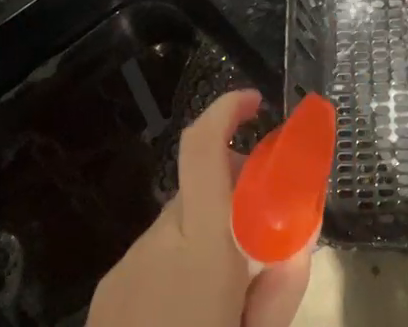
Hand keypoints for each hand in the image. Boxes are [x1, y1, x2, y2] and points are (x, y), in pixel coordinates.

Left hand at [88, 90, 312, 326]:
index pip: (202, 151)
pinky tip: (188, 310)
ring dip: (207, 234)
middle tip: (266, 222)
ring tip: (227, 289)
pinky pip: (154, 256)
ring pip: (177, 225)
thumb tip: (299, 239)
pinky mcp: (108, 288)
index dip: (225, 111)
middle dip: (234, 187)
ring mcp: (127, 264)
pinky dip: (179, 262)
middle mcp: (159, 242)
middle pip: (199, 187)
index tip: (254, 102)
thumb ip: (282, 286)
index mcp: (201, 248)